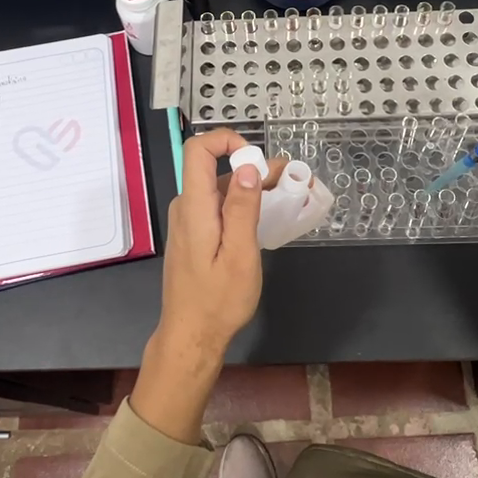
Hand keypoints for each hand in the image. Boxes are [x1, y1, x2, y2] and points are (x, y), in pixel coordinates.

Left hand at [132, 128, 266, 442]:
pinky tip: (266, 215)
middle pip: (214, 168)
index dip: (226, 140)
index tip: (257, 157)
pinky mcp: (195, 234)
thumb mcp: (240, 254)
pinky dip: (242, 203)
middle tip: (290, 179)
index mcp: (194, 207)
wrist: (191, 337)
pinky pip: (218, 206)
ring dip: (251, 186)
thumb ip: (242, 208)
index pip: (198, 150)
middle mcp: (187, 207)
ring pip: (219, 188)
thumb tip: (246, 167)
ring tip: (287, 195)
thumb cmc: (218, 300)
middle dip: (252, 167)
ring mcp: (189, 220)